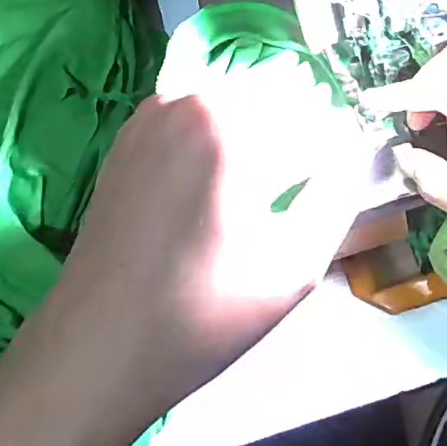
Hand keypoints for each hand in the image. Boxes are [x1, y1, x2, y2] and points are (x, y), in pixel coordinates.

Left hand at [14, 90, 371, 437]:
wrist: (95, 348)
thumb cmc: (201, 314)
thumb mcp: (296, 264)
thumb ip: (337, 195)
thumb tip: (351, 153)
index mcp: (228, 124)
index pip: (311, 117)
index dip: (336, 148)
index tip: (342, 180)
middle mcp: (186, 100)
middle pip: (271, 97)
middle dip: (300, 131)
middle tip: (308, 183)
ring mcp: (150, 115)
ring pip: (233, 102)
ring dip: (263, 131)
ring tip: (268, 188)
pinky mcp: (129, 137)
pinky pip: (196, 117)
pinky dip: (222, 136)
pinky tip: (224, 186)